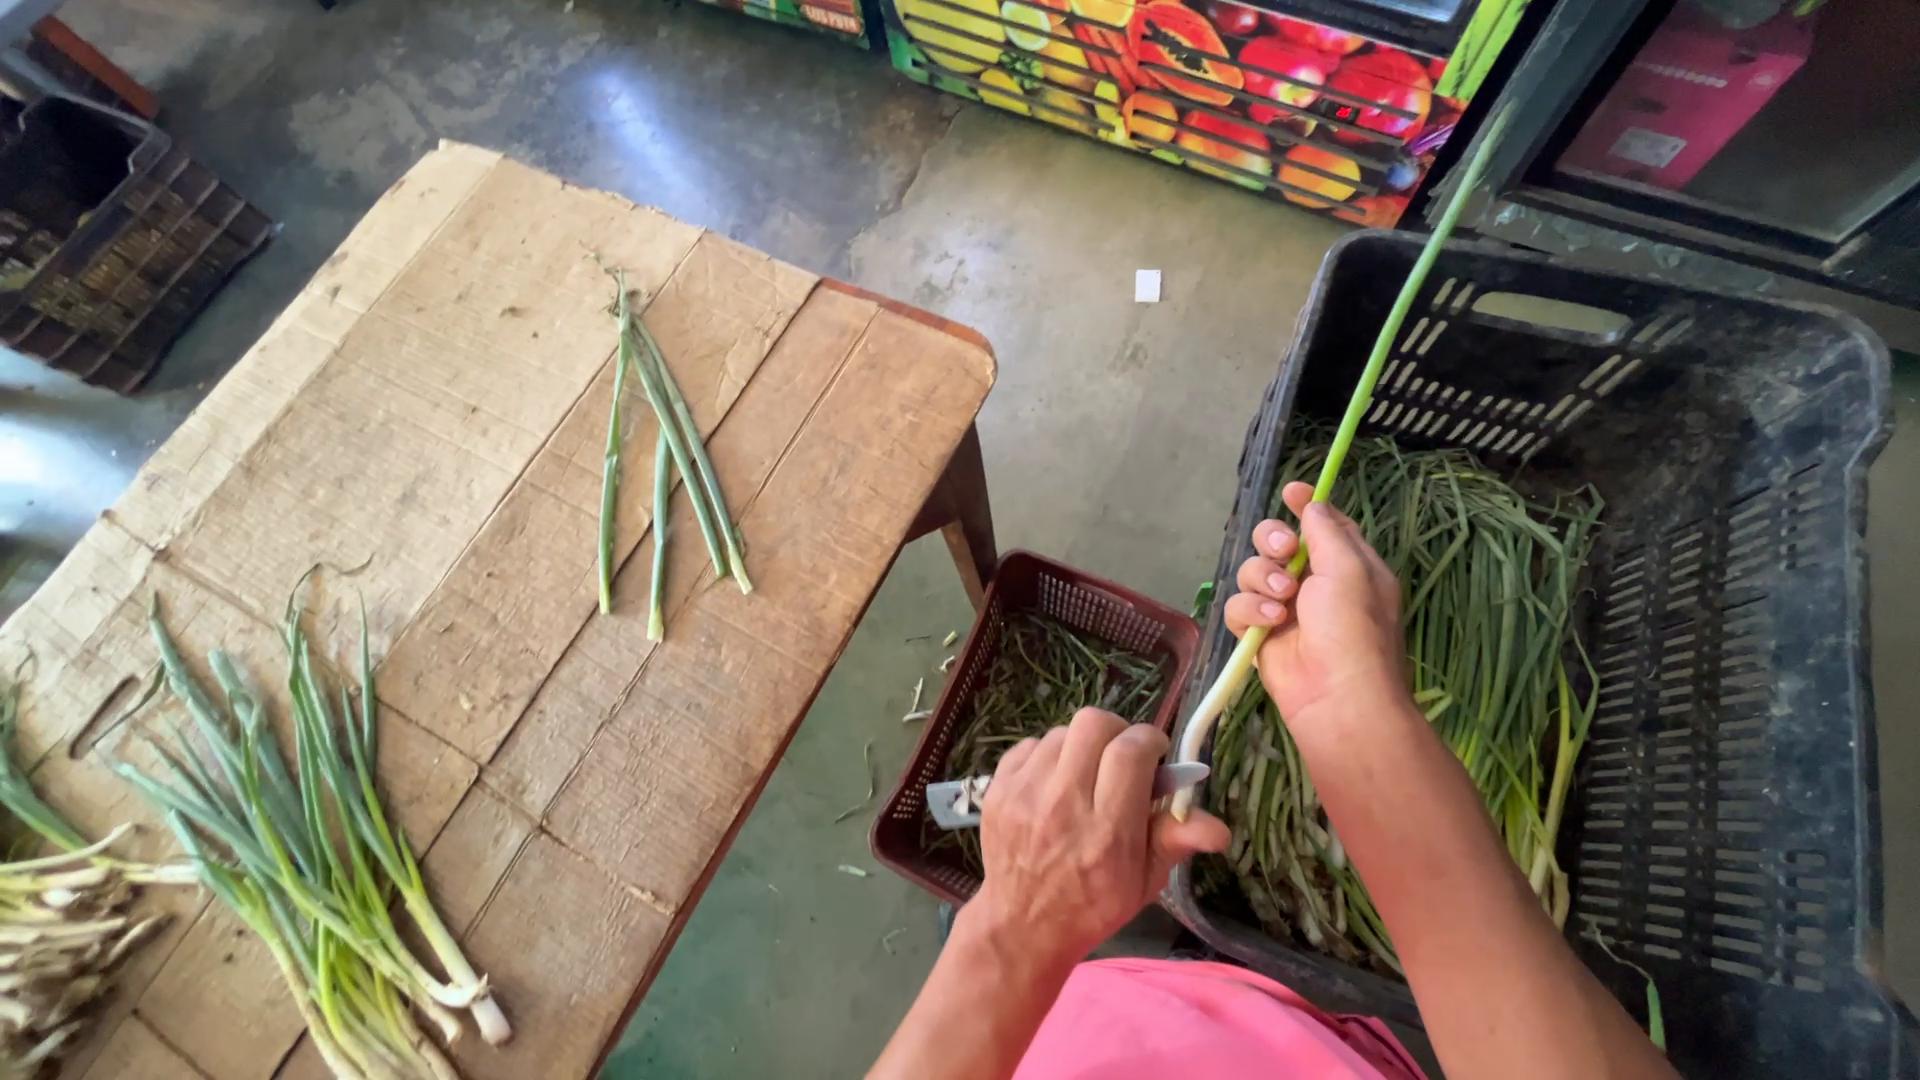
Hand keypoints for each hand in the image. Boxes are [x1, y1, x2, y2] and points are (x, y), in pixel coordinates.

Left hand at [971, 708, 1228, 968]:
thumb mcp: (1144, 881)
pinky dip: (1048, 756)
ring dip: (1081, 746)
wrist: (1021, 925)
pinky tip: (1054, 783)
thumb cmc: (1092, 904)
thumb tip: (1219, 827)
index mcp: (1107, 831)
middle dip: (1116, 731)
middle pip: (1093, 724)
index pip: (1129, 752)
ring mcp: (1024, 793)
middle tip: (1121, 756)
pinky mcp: (997, 788)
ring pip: (1062, 732)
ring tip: (1086, 774)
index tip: (1154, 752)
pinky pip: (1030, 745)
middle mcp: (1063, 804)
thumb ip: (1175, 841)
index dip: (1148, 740)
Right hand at [1223, 481, 1404, 729]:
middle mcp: (1313, 582)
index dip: (1305, 504)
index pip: (1322, 524)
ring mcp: (1283, 608)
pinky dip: (1250, 611)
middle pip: (1275, 542)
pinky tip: (1268, 624)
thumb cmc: (1354, 628)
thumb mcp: (1350, 569)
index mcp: (1346, 565)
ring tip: (1281, 602)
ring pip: (1251, 572)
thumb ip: (1326, 531)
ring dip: (1263, 580)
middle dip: (1272, 541)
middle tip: (1284, 553)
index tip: (1290, 491)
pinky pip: (1237, 606)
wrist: (1335, 694)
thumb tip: (1311, 504)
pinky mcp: (1258, 632)